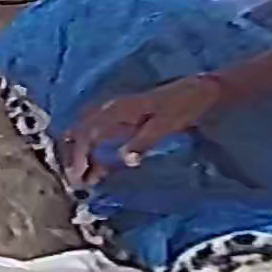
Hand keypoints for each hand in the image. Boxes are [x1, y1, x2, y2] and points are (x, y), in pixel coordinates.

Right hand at [60, 74, 224, 184]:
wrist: (198, 90)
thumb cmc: (183, 106)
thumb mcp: (166, 124)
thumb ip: (143, 142)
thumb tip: (125, 161)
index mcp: (115, 111)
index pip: (87, 135)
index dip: (80, 156)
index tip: (80, 176)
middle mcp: (105, 111)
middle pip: (77, 136)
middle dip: (74, 159)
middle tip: (76, 181)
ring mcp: (107, 114)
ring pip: (81, 136)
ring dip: (78, 156)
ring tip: (82, 176)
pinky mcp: (112, 119)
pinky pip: (91, 135)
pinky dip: (87, 151)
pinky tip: (93, 165)